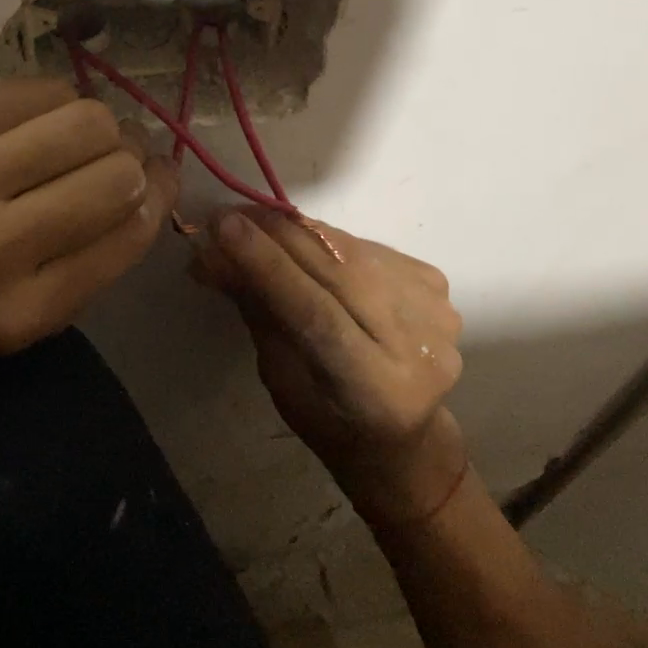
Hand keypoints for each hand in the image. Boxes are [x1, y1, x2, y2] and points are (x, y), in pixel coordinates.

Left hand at [0, 80, 177, 373]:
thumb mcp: (11, 320)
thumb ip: (86, 266)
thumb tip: (152, 187)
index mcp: (18, 309)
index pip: (129, 232)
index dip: (159, 198)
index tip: (159, 181)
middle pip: (117, 169)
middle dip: (135, 158)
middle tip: (120, 155)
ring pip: (84, 118)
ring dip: (100, 124)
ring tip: (79, 135)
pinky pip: (33, 90)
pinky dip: (53, 101)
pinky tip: (36, 119)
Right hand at [195, 207, 466, 525]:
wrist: (400, 431)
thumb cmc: (326, 416)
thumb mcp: (278, 374)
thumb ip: (256, 310)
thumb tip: (212, 253)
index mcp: (374, 389)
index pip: (315, 312)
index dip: (268, 265)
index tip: (223, 225)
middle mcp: (417, 347)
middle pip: (337, 271)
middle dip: (274, 237)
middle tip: (225, 216)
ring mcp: (433, 311)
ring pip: (351, 248)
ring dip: (296, 231)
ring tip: (254, 224)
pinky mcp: (434, 283)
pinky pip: (366, 246)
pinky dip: (326, 240)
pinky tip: (301, 245)